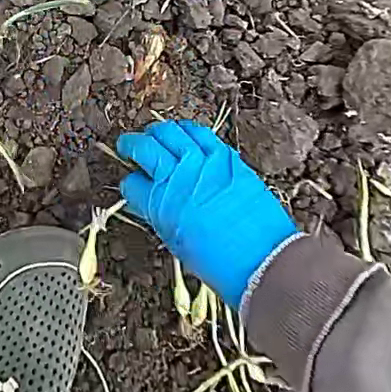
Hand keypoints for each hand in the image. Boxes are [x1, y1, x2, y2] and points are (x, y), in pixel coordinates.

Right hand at [118, 120, 298, 307]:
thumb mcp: (176, 242)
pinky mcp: (225, 155)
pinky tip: (184, 133)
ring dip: (159, 132)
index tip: (130, 179)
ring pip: (172, 131)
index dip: (129, 181)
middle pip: (147, 147)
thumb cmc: (220, 261)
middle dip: (133, 144)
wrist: (261, 258)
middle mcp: (178, 178)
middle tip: (129, 145)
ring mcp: (203, 162)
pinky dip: (188, 130)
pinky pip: (201, 133)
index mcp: (162, 206)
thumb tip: (146, 200)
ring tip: (156, 135)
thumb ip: (158, 215)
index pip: (132, 183)